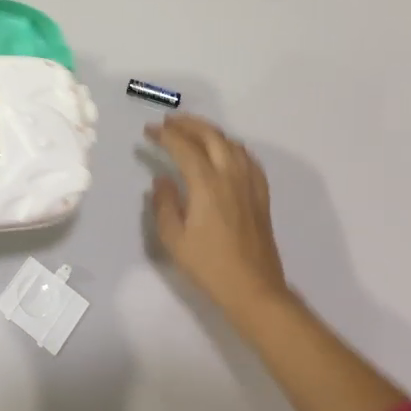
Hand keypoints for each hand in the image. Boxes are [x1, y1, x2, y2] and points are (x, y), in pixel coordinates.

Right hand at [148, 115, 289, 315]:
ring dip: (210, 132)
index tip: (149, 130)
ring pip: (232, 144)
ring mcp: (250, 184)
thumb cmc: (209, 265)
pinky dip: (232, 147)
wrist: (253, 288)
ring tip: (193, 131)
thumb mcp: (173, 238)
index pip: (184, 147)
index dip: (165, 135)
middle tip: (169, 122)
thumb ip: (164, 203)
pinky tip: (226, 152)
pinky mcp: (261, 195)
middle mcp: (231, 176)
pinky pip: (248, 159)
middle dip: (189, 124)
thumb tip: (162, 180)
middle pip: (211, 136)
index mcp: (207, 184)